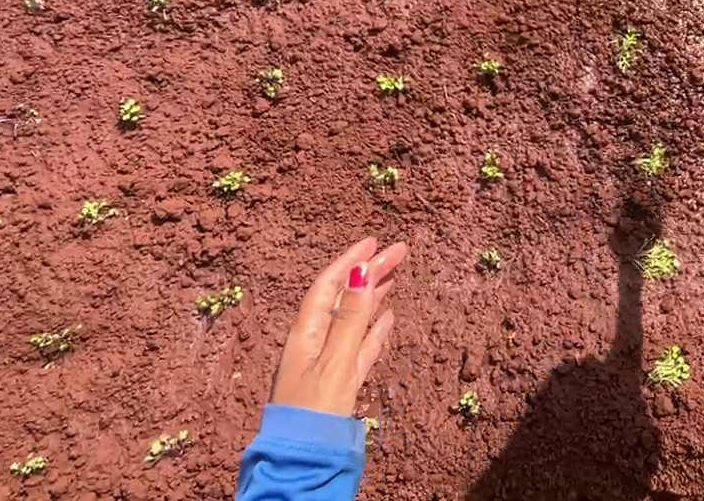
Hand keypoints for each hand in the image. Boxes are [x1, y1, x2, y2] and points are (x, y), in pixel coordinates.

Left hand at [270, 237, 408, 416]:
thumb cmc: (317, 407)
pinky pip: (360, 344)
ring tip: (395, 275)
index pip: (329, 286)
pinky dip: (374, 327)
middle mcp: (315, 342)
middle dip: (369, 273)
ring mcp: (328, 361)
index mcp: (307, 333)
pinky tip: (389, 317)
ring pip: (354, 318)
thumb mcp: (337, 359)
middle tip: (398, 251)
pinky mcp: (341, 380)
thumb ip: (352, 316)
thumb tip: (364, 269)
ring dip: (374, 295)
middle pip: (344, 298)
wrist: (305, 461)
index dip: (350, 261)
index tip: (374, 241)